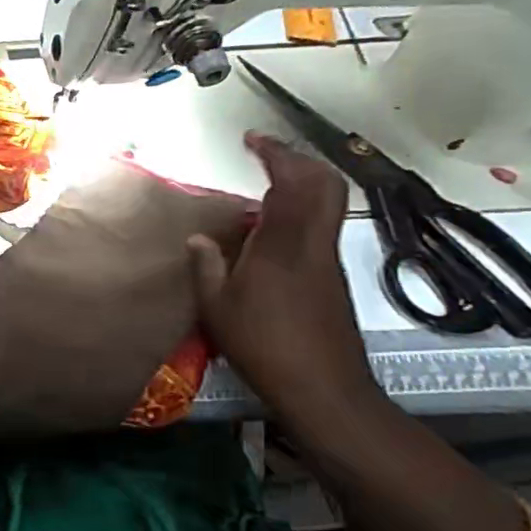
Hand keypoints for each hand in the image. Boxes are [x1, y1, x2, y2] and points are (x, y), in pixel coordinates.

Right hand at [185, 133, 381, 416]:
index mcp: (283, 245)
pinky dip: (298, 211)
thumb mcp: (217, 308)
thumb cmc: (264, 346)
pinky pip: (318, 227)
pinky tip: (267, 231)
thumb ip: (206, 267)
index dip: (277, 154)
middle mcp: (313, 244)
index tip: (253, 139)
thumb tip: (198, 239)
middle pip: (324, 185)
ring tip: (263, 186)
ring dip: (300, 184)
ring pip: (326, 205)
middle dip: (298, 159)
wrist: (326, 390)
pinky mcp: (331, 278)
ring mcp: (327, 261)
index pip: (293, 183)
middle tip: (265, 153)